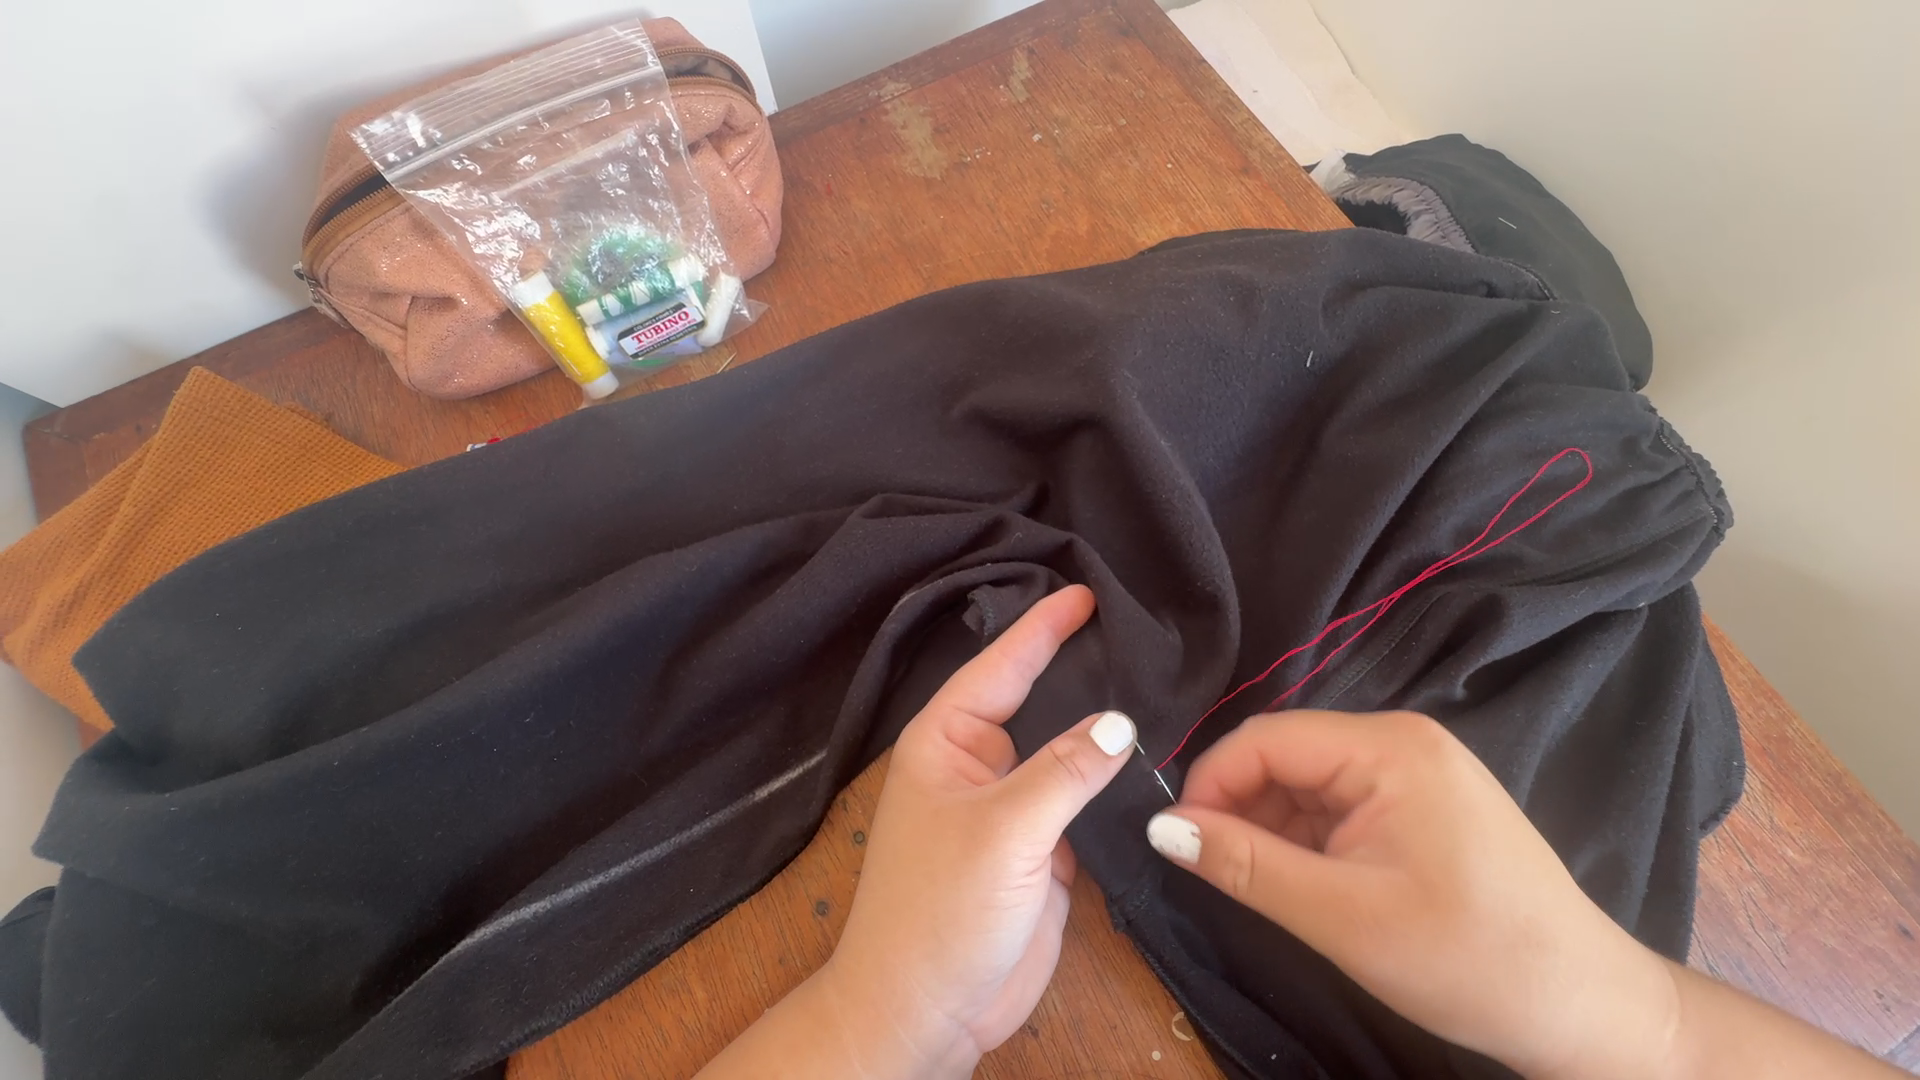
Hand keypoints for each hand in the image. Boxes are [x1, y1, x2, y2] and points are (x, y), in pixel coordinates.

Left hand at [816, 585, 1135, 1073]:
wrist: (928, 1009)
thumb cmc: (941, 908)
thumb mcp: (1003, 831)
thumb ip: (1064, 771)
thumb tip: (1120, 719)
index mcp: (947, 739)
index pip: (1001, 665)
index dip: (1043, 628)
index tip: (1086, 592)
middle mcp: (979, 760)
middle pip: (1034, 699)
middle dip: (1076, 665)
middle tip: (1133, 625)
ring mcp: (1010, 803)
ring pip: (1062, 748)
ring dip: (1099, 722)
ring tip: (1154, 677)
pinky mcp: (1039, 844)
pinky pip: (1078, 794)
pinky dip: (1108, 774)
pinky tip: (1149, 753)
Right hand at [1145, 710, 1679, 1079]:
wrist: (1592, 1015)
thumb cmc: (1470, 961)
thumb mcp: (1341, 916)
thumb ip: (1244, 865)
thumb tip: (1160, 829)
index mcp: (1387, 748)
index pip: (1266, 740)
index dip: (1211, 783)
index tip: (1178, 840)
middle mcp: (1397, 741)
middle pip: (1283, 756)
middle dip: (1239, 808)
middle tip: (1214, 869)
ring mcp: (1409, 769)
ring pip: (1302, 781)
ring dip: (1268, 827)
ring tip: (1261, 884)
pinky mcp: (1414, 800)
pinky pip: (1332, 802)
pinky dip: (1302, 838)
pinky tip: (1301, 880)